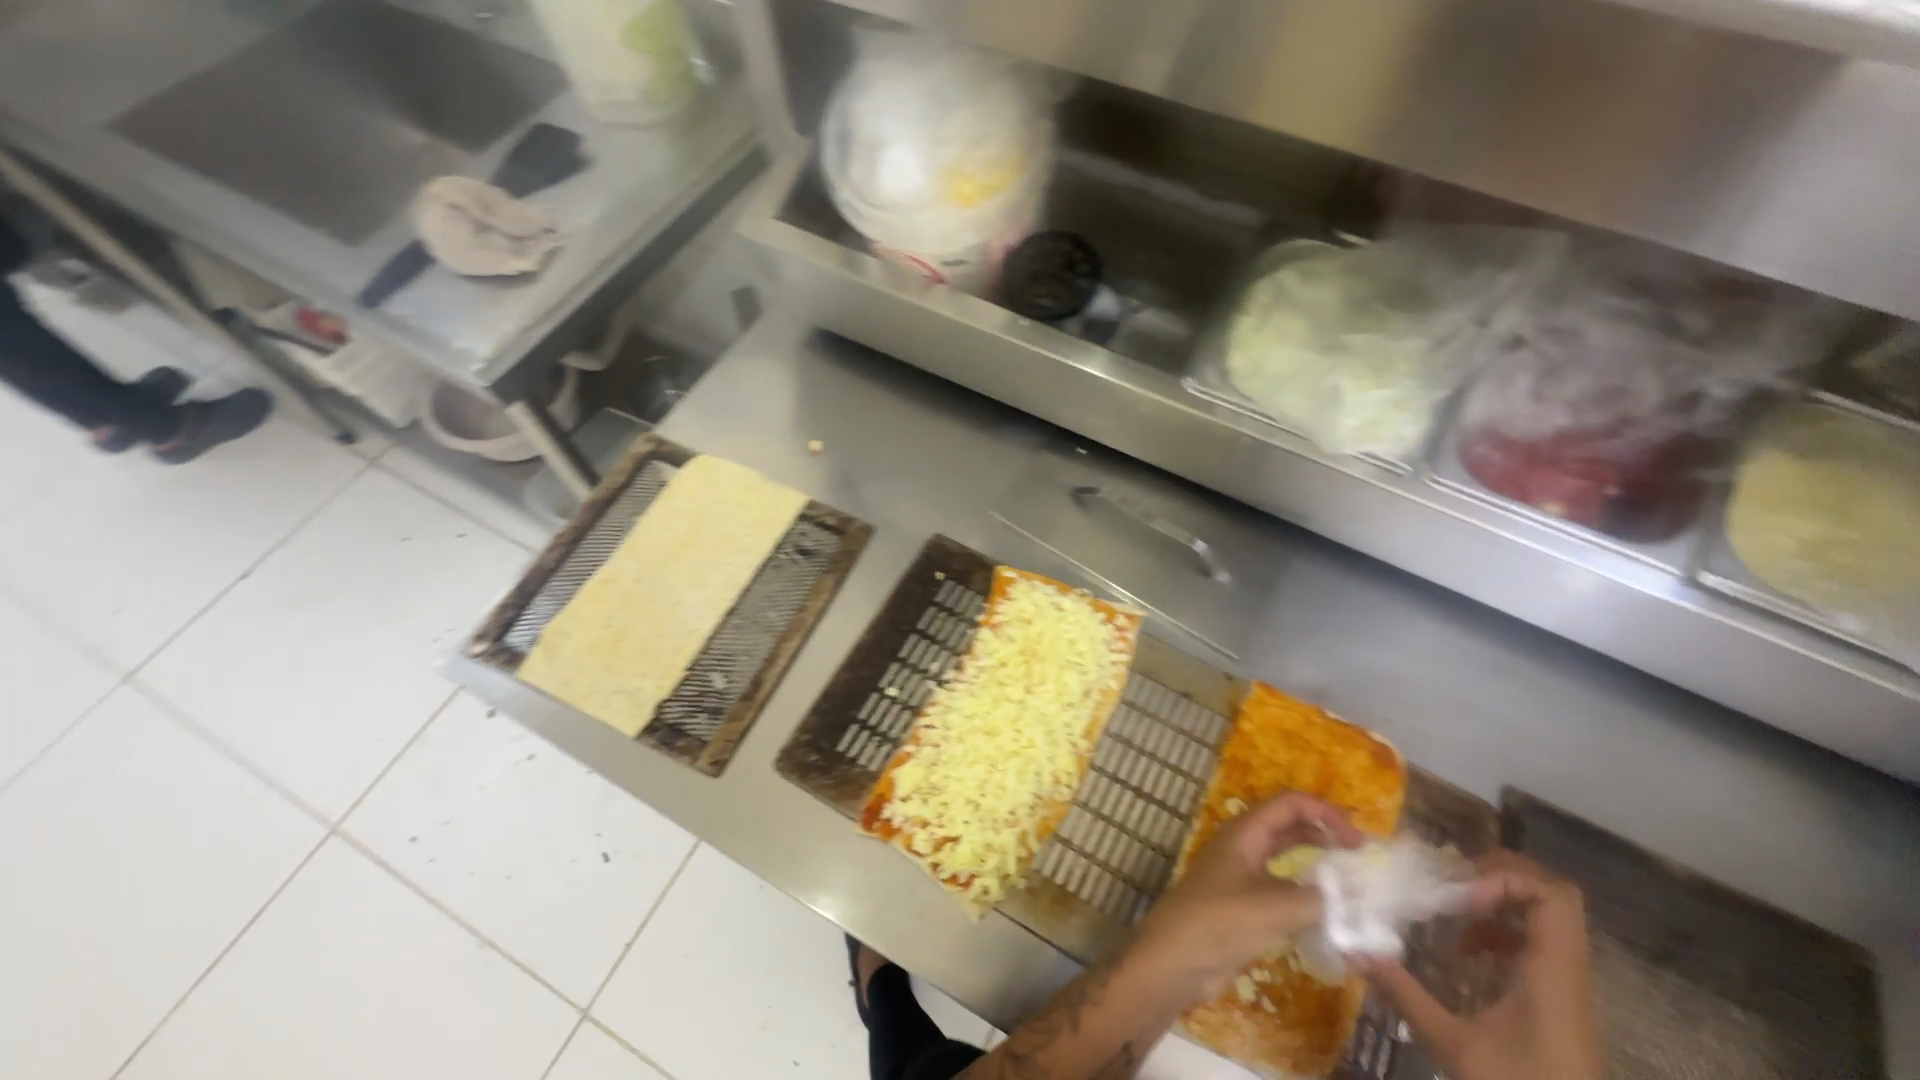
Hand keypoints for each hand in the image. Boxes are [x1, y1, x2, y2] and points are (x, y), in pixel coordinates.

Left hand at [1131, 791, 1364, 1001]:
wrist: (1174, 963)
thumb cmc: (1219, 922)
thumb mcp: (1274, 906)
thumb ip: (1320, 899)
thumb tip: (1357, 898)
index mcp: (1244, 833)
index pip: (1289, 804)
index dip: (1326, 813)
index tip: (1358, 842)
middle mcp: (1243, 848)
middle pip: (1289, 828)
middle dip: (1325, 836)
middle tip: (1361, 860)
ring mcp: (1242, 879)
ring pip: (1286, 862)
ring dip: (1318, 869)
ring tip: (1353, 886)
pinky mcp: (1244, 909)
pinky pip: (1282, 894)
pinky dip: (1307, 900)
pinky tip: (1332, 919)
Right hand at [1360, 850, 1600, 1079]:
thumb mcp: (1453, 1046)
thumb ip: (1405, 995)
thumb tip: (1355, 950)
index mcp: (1552, 972)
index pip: (1551, 895)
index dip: (1505, 878)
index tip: (1461, 894)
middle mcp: (1567, 970)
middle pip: (1553, 896)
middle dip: (1499, 877)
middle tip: (1451, 884)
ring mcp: (1566, 985)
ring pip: (1546, 918)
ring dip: (1498, 903)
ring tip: (1452, 913)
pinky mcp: (1558, 1001)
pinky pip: (1538, 944)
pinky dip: (1501, 932)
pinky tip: (1466, 952)